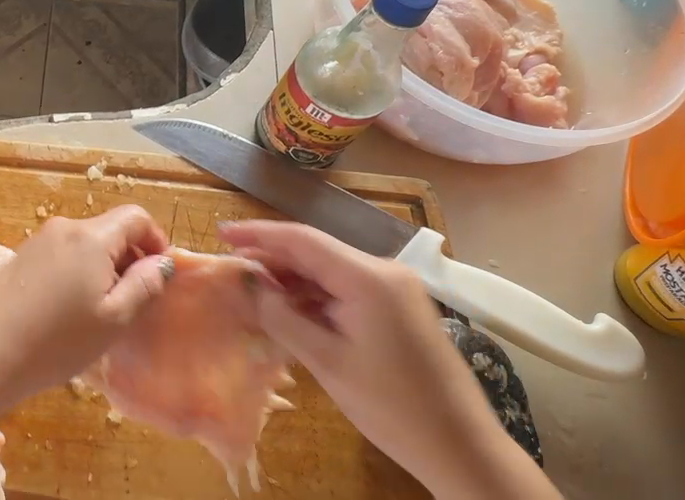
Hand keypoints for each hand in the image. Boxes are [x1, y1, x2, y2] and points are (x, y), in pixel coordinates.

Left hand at [0, 205, 173, 401]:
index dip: (156, 241)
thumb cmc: (58, 340)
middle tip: (133, 304)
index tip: (158, 277)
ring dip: (103, 270)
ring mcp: (38, 241)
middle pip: (109, 230)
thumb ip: (144, 286)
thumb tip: (163, 263)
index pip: (136, 216)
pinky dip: (78, 275)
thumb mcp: (114, 319)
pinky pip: (63, 256)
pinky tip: (70, 313)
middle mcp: (63, 228)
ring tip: (100, 314)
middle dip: (129, 259)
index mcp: (90, 236)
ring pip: (86, 245)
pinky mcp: (21, 257)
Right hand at [219, 220, 557, 499]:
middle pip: (315, 252)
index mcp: (367, 277)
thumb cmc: (393, 407)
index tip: (221, 234)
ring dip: (292, 280)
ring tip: (253, 293)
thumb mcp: (325, 361)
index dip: (257, 233)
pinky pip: (345, 289)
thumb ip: (280, 315)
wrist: (463, 450)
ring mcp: (394, 289)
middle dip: (272, 259)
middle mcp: (383, 271)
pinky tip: (290, 311)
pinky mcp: (398, 307)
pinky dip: (315, 297)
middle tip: (231, 271)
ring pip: (329, 271)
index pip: (301, 239)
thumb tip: (247, 282)